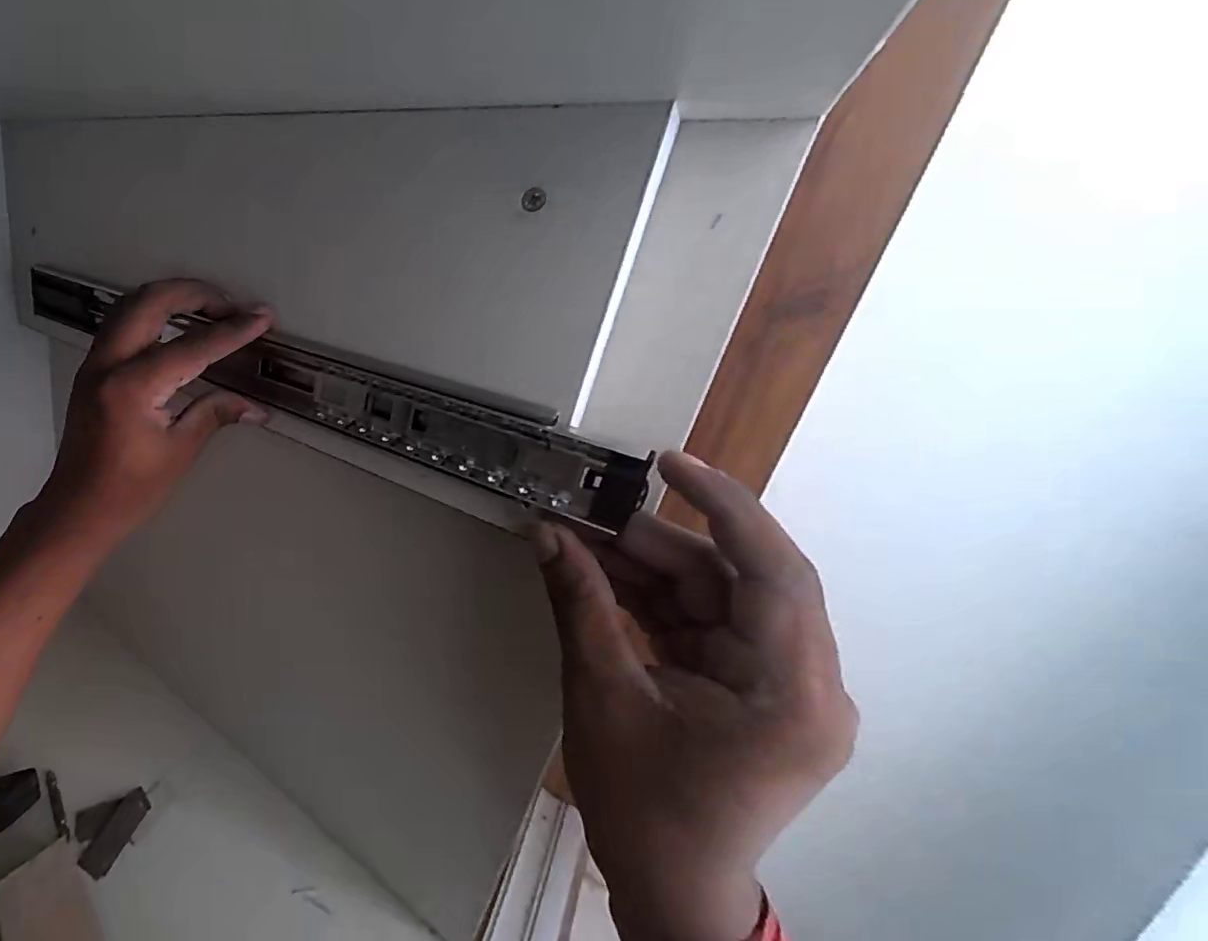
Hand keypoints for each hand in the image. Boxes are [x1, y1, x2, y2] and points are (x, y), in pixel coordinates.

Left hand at [34, 278, 272, 547]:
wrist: (77, 509)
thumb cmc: (129, 490)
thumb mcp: (178, 451)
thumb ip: (215, 414)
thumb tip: (257, 407)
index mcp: (132, 387)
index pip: (192, 346)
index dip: (231, 331)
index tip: (260, 317)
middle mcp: (108, 364)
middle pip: (151, 302)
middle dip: (194, 293)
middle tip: (230, 304)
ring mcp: (94, 363)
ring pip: (130, 305)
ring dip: (169, 297)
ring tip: (206, 306)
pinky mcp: (91, 370)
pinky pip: (120, 323)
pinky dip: (150, 312)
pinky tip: (174, 325)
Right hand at [531, 451, 856, 940]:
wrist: (669, 883)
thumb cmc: (645, 804)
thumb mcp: (602, 692)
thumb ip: (578, 603)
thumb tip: (546, 534)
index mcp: (790, 690)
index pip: (774, 571)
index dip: (724, 505)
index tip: (668, 464)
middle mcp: (801, 680)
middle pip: (731, 579)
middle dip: (652, 543)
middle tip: (583, 513)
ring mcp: (775, 684)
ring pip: (709, 595)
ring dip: (642, 568)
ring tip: (576, 542)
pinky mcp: (746, 686)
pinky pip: (696, 620)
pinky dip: (647, 598)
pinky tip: (596, 576)